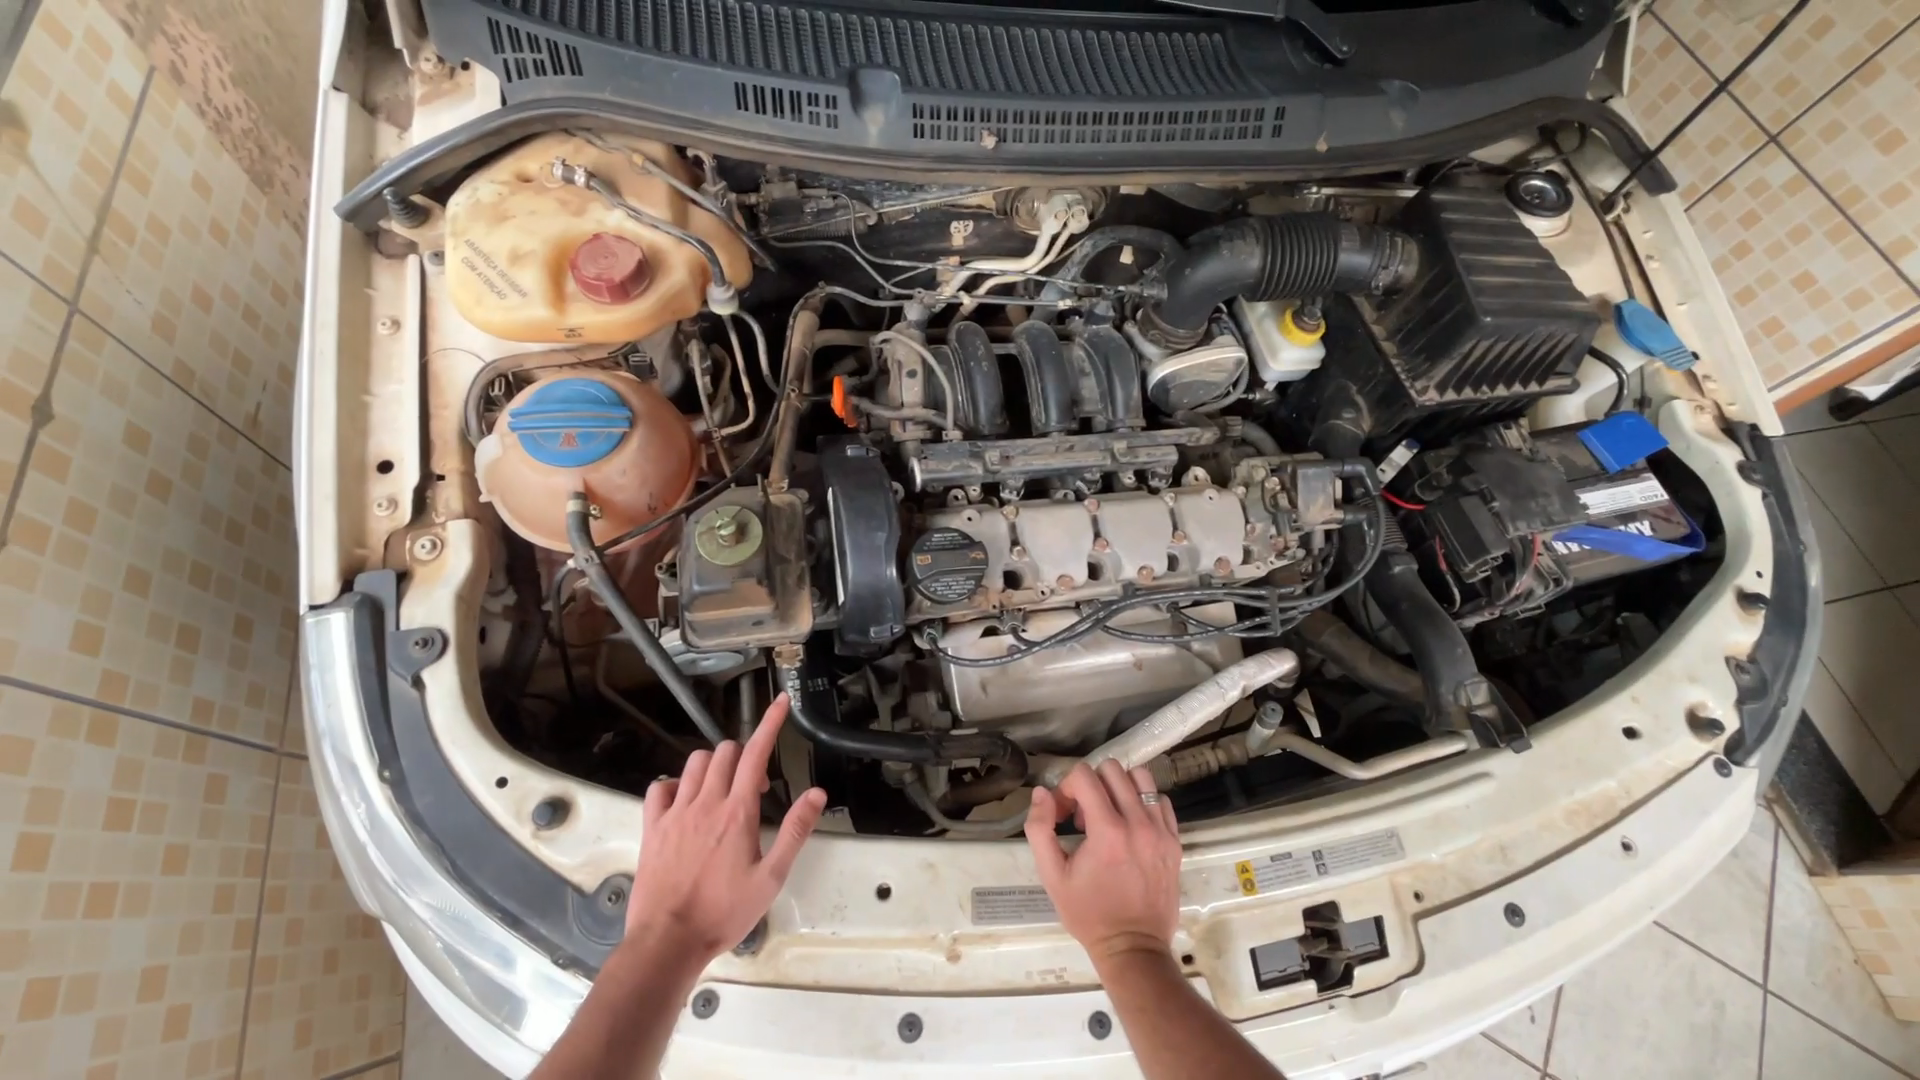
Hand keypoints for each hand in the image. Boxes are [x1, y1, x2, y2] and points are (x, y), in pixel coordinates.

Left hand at [625, 693, 827, 962]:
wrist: (668, 940)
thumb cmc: (724, 912)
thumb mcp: (772, 877)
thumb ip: (795, 831)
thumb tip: (816, 793)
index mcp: (738, 813)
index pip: (756, 753)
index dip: (770, 723)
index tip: (781, 702)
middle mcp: (706, 803)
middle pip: (725, 752)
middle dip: (744, 754)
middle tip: (755, 787)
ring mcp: (675, 813)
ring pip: (695, 763)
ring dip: (714, 766)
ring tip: (724, 791)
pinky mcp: (652, 827)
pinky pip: (660, 787)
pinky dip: (676, 784)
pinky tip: (686, 801)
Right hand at [1024, 760, 1181, 962]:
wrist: (1133, 947)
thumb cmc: (1089, 914)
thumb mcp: (1052, 876)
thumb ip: (1040, 829)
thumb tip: (1041, 793)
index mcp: (1107, 831)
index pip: (1084, 775)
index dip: (1066, 788)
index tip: (1065, 814)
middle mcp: (1138, 823)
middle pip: (1112, 769)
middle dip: (1091, 784)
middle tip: (1084, 816)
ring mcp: (1161, 831)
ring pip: (1140, 777)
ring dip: (1119, 787)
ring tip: (1109, 815)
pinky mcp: (1175, 841)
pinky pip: (1161, 800)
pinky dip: (1143, 802)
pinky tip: (1131, 825)